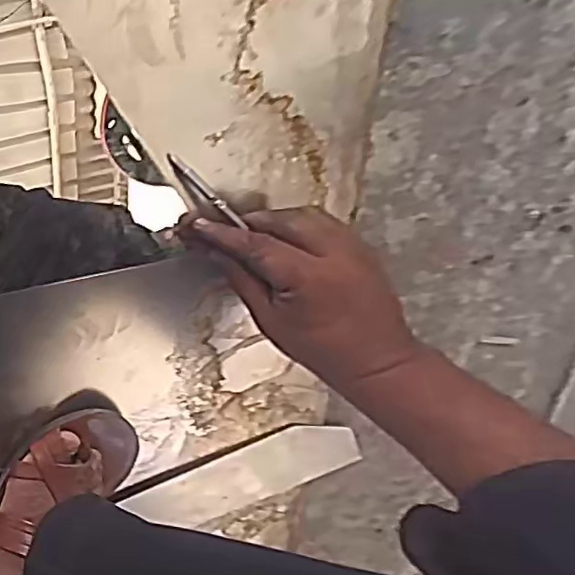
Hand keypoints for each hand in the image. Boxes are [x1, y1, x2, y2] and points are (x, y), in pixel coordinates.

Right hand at [183, 207, 423, 386]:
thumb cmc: (319, 347)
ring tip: (250, 232)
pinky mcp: (361, 248)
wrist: (374, 359)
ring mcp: (353, 248)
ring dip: (273, 220)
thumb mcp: (268, 317)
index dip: (223, 233)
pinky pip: (323, 223)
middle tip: (221, 230)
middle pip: (282, 220)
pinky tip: (281, 237)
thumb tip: (218, 254)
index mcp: (308, 276)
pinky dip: (296, 224)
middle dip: (248, 221)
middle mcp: (336, 254)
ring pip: (305, 215)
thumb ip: (243, 279)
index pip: (256, 243)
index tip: (200, 225)